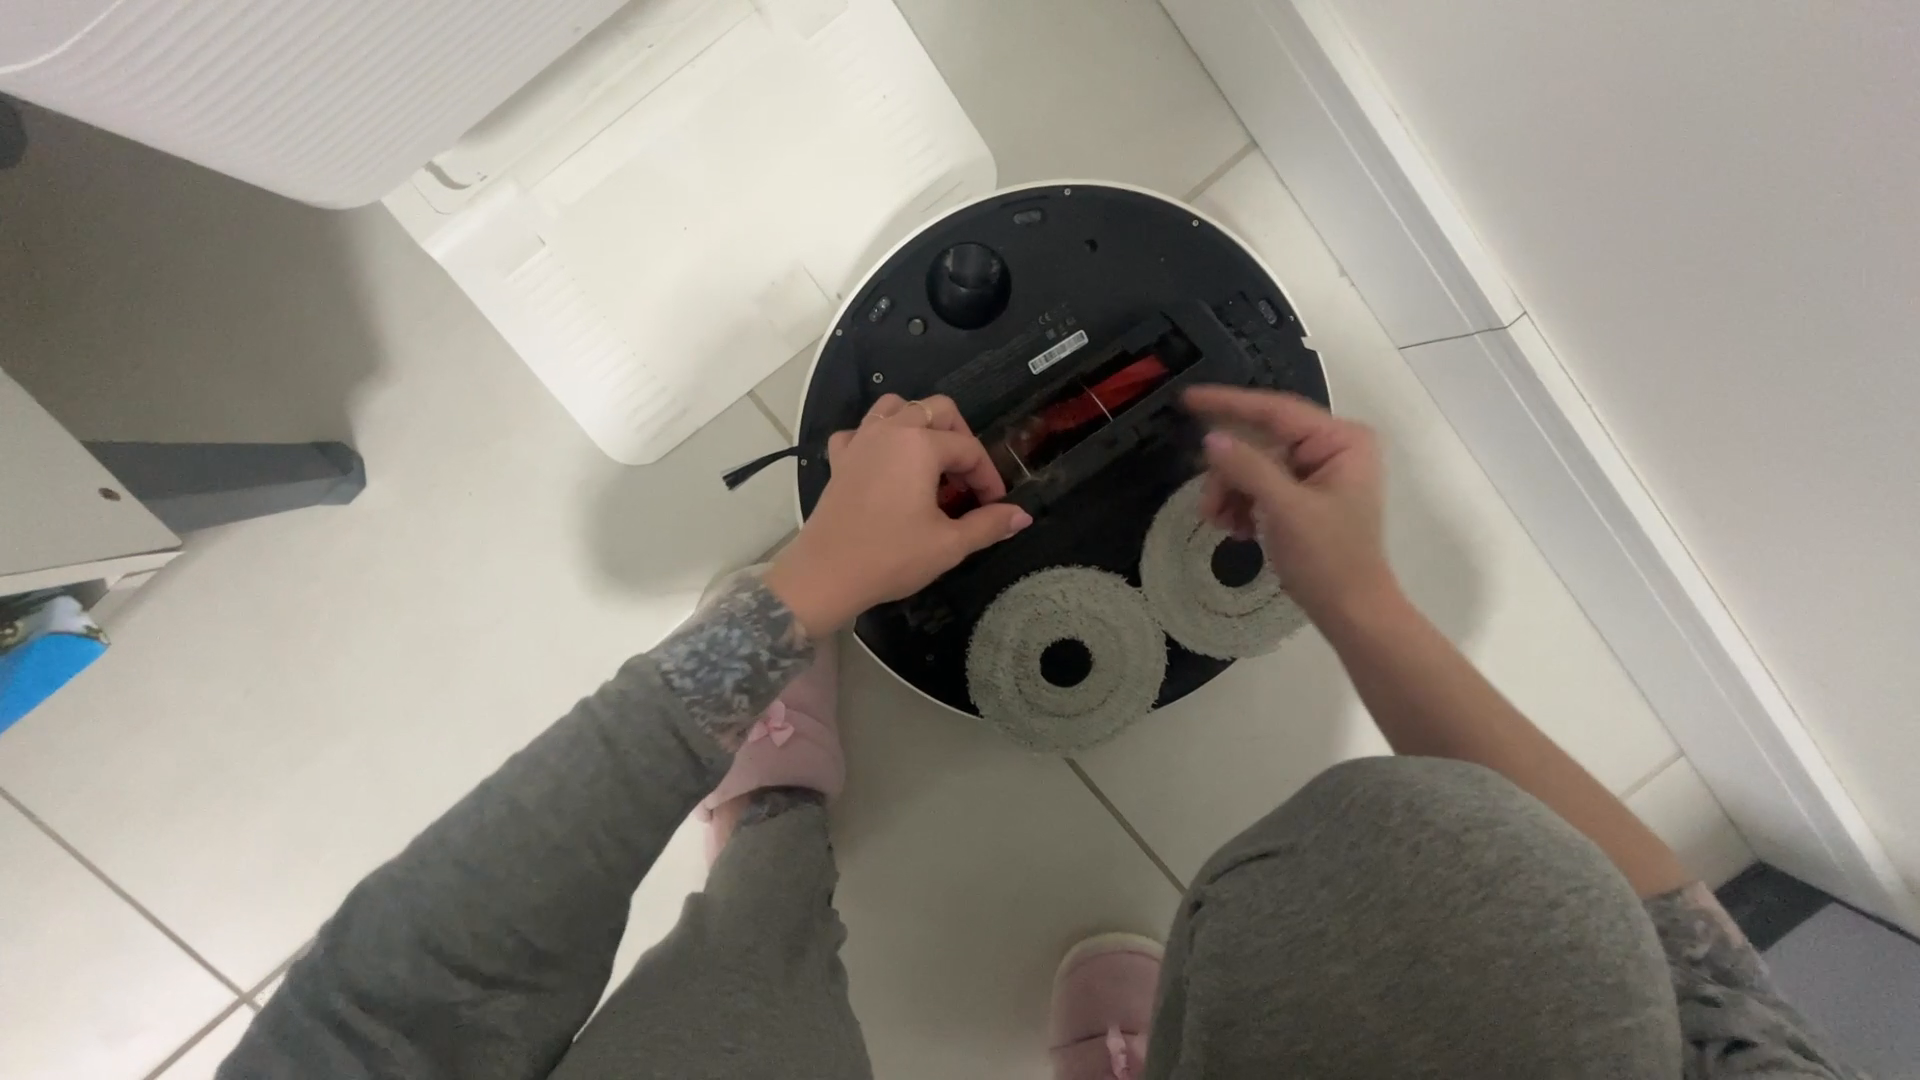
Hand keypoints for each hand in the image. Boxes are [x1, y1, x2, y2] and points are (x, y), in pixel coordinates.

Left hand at [764, 394, 1032, 635]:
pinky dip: (878, 439)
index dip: (988, 477)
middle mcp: (890, 431)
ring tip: (932, 461)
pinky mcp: (839, 460)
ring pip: (896, 408)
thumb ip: (988, 525)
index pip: (969, 449)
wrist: (826, 575)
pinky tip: (886, 465)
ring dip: (920, 426)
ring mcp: (860, 441)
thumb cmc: (890, 557)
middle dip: (961, 438)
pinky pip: (861, 431)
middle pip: (936, 409)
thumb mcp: (949, 545)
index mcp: (920, 445)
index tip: (996, 507)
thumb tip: (1022, 516)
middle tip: (968, 478)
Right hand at [1184, 385, 1397, 621]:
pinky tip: (1238, 531)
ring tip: (1222, 525)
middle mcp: (1331, 448)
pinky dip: (1241, 506)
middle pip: (1259, 443)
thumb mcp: (1286, 510)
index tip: (1187, 398)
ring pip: (1252, 467)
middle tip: (1208, 505)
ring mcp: (1317, 474)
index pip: (1275, 411)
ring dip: (1230, 494)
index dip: (1228, 404)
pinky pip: (1258, 488)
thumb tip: (1210, 439)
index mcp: (1341, 440)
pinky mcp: (1303, 497)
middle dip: (1228, 474)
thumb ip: (1247, 468)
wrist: (1351, 611)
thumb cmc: (1329, 559)